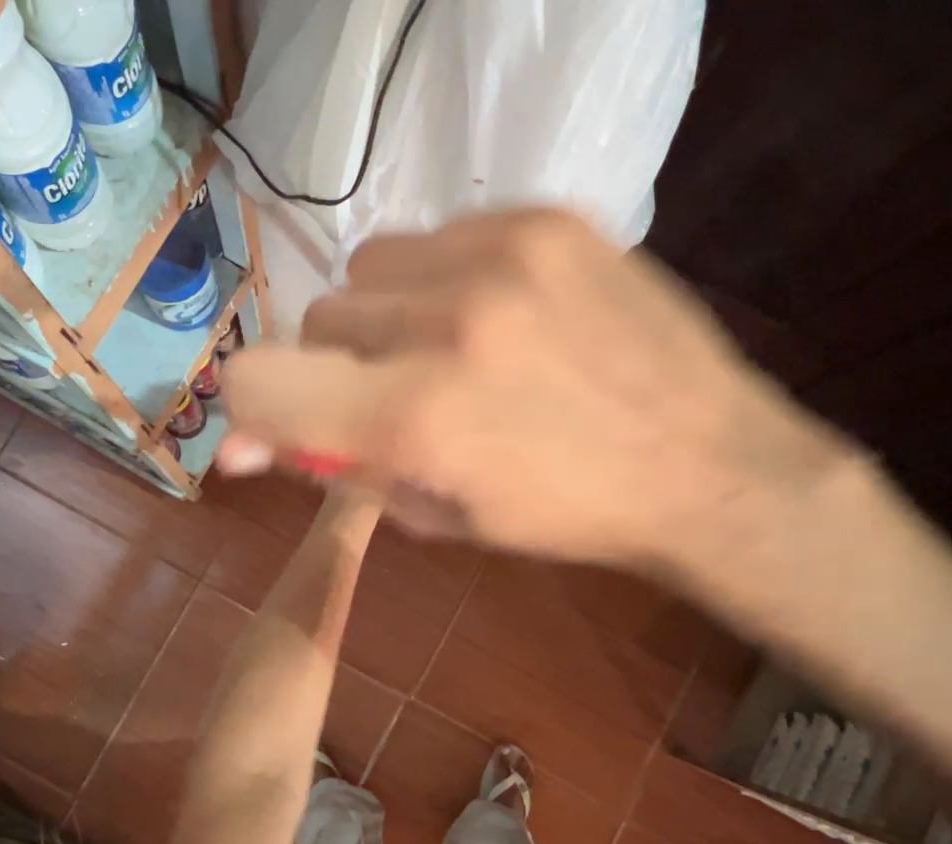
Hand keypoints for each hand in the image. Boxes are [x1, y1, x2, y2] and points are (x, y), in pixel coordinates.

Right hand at [218, 208, 858, 572]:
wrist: (708, 463)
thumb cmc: (564, 513)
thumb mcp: (439, 517)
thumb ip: (336, 468)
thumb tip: (244, 447)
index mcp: (417, 420)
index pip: (256, 381)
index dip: (253, 407)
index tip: (284, 422)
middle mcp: (447, 324)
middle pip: (317, 316)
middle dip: (340, 364)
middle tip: (400, 396)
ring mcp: (500, 258)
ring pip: (370, 266)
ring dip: (389, 313)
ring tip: (452, 348)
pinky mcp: (546, 218)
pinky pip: (438, 234)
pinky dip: (445, 278)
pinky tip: (500, 314)